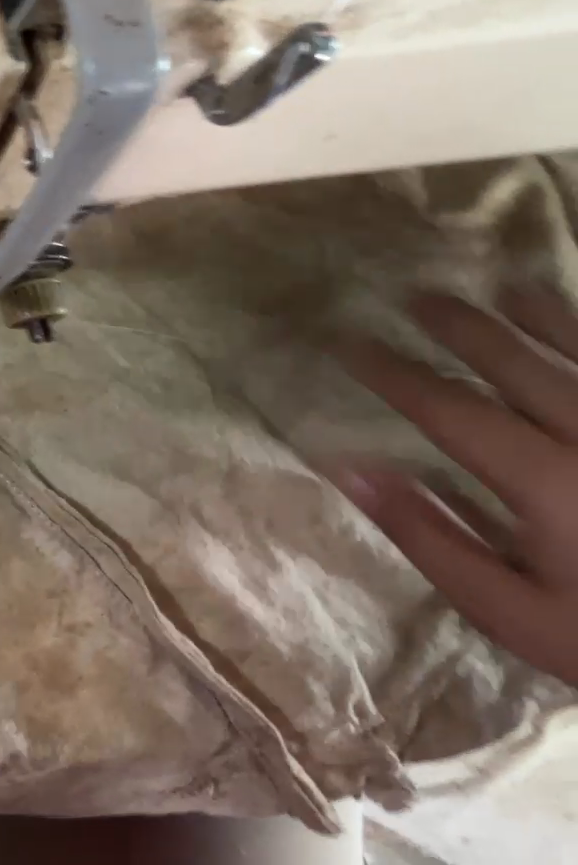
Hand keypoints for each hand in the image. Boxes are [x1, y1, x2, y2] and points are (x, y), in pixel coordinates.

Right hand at [332, 287, 577, 686]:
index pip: (451, 411)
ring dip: (548, 321)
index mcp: (547, 484)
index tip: (350, 345)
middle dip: (465, 330)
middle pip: (523, 371)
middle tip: (419, 296)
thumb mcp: (507, 609)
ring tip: (510, 288)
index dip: (395, 374)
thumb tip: (351, 469)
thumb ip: (428, 534)